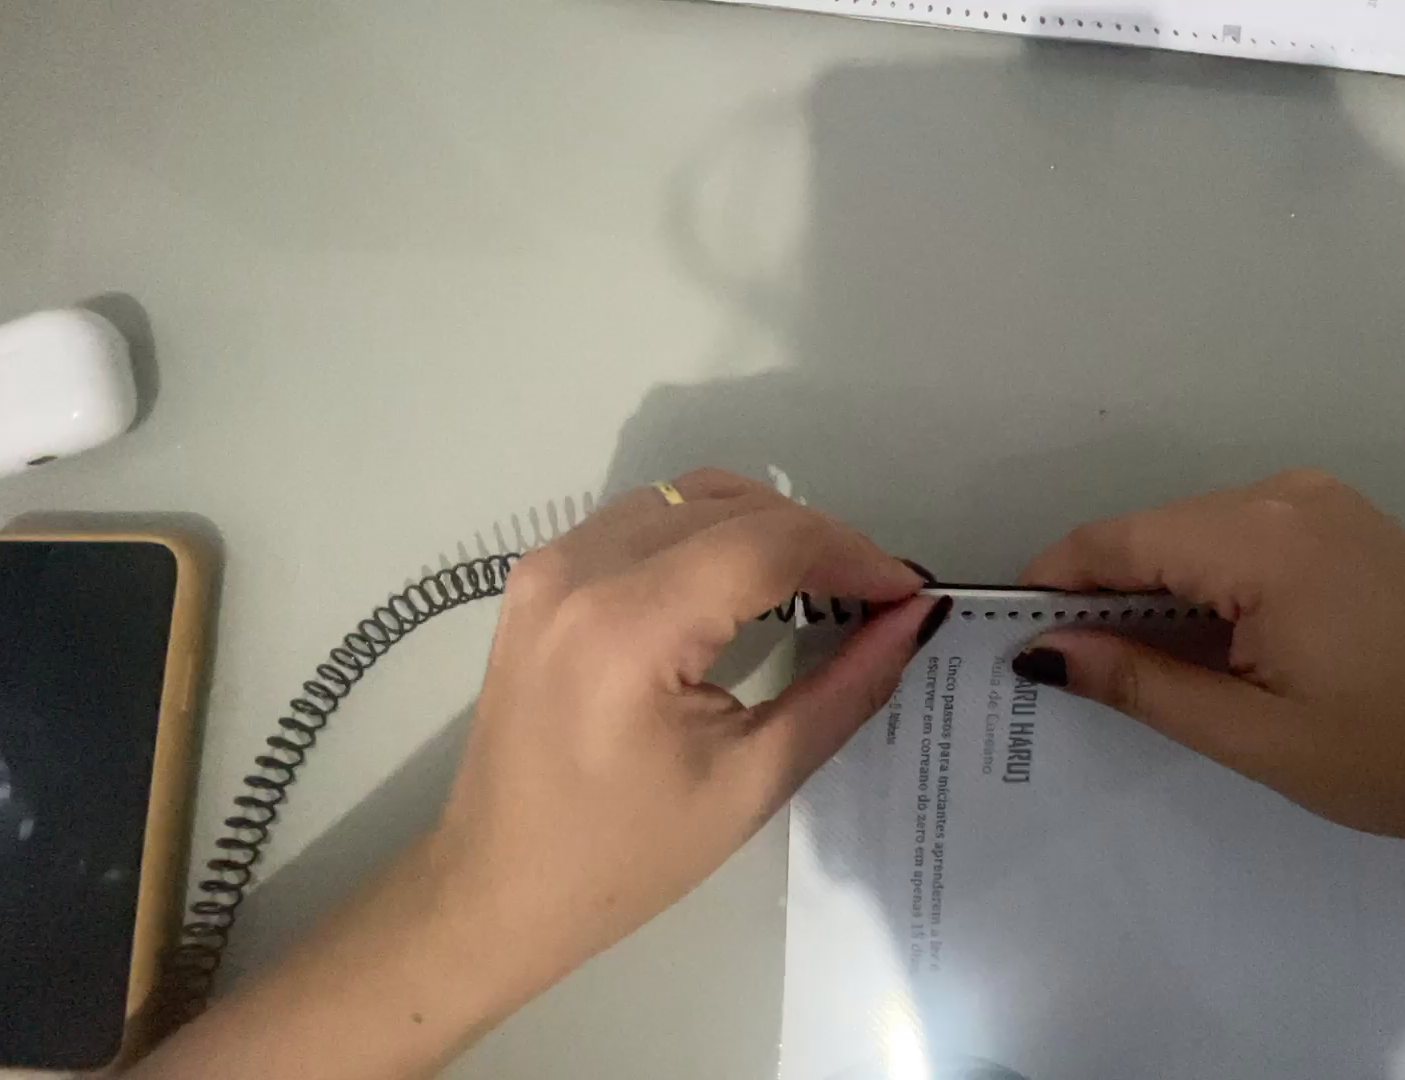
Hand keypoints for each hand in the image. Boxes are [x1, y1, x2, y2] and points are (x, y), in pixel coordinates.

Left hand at [430, 468, 938, 1005]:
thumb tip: (912, 618)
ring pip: (692, 494)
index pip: (767, 544)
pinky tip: (744, 577)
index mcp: (627, 627)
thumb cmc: (626, 857)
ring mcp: (552, 560)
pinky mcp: (543, 570)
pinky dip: (716, 528)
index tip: (904, 591)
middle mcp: (580, 568)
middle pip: (734, 506)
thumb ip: (846, 688)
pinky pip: (651, 514)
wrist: (493, 887)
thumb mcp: (754, 780)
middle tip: (870, 596)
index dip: (851, 556)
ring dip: (769, 525)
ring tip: (818, 582)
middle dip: (819, 540)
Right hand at [1012, 470, 1404, 846]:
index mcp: (1261, 541)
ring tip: (1138, 660)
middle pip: (1145, 532)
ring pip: (1180, 532)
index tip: (1017, 633)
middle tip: (1075, 665)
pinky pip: (1224, 536)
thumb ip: (1137, 683)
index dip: (1052, 582)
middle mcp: (1280, 496)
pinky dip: (1190, 580)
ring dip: (1145, 589)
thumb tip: (1040, 651)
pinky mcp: (1329, 517)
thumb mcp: (1254, 736)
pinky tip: (1201, 636)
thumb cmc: (1404, 755)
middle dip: (1097, 592)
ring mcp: (1310, 500)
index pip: (1113, 541)